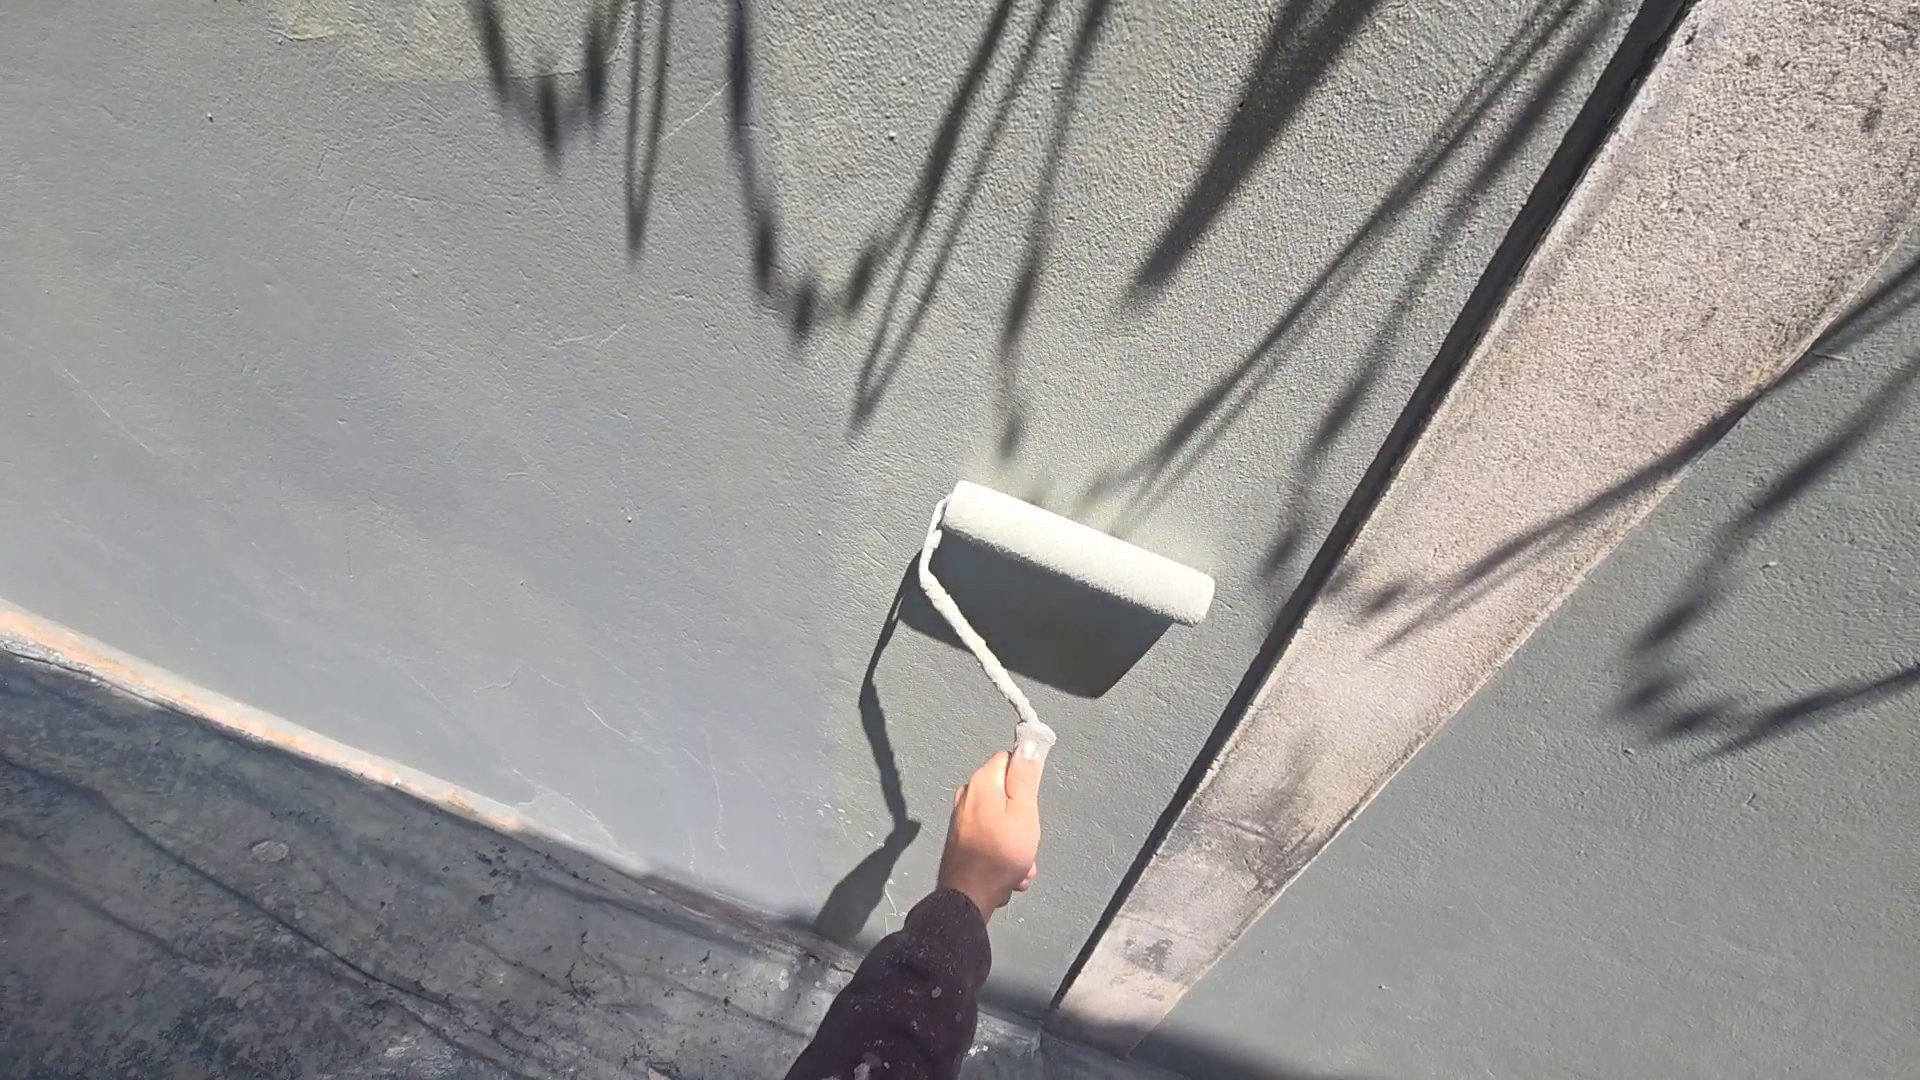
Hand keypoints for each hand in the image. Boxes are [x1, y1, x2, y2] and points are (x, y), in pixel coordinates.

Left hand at [938, 741, 1044, 920]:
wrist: (968, 898)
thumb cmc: (999, 856)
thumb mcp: (1023, 812)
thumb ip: (1025, 777)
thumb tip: (1027, 746)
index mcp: (982, 782)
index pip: (1009, 759)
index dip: (1025, 777)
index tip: (1032, 799)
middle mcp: (968, 794)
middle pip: (1006, 792)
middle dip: (1021, 816)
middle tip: (1026, 837)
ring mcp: (962, 816)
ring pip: (1001, 818)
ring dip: (1015, 840)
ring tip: (1018, 861)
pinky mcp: (961, 837)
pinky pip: (990, 836)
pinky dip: (1001, 851)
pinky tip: (1007, 872)